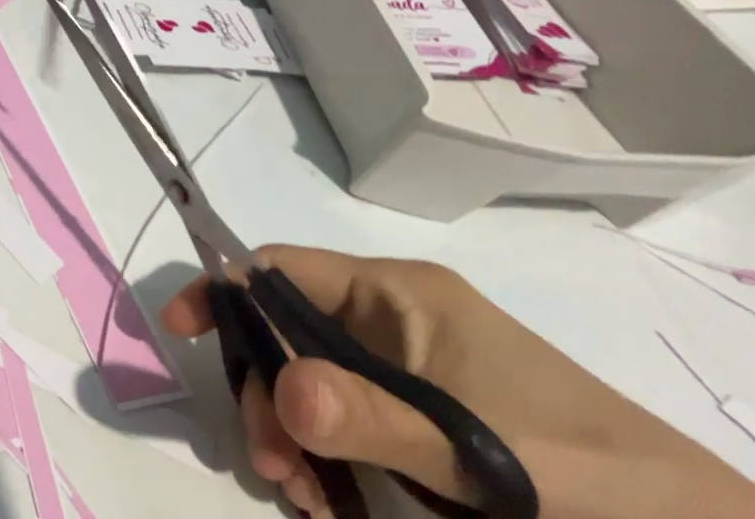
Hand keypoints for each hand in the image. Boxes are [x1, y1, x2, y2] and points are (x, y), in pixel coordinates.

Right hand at [161, 245, 754, 518]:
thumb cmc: (584, 468)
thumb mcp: (476, 450)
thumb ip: (374, 417)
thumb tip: (277, 388)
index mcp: (398, 294)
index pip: (281, 268)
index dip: (224, 291)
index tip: (180, 330)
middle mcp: (389, 318)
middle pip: (283, 335)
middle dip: (263, 394)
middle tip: (273, 465)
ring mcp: (400, 366)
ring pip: (305, 382)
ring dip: (288, 434)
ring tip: (304, 496)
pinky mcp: (411, 413)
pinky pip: (338, 418)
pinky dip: (320, 456)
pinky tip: (327, 499)